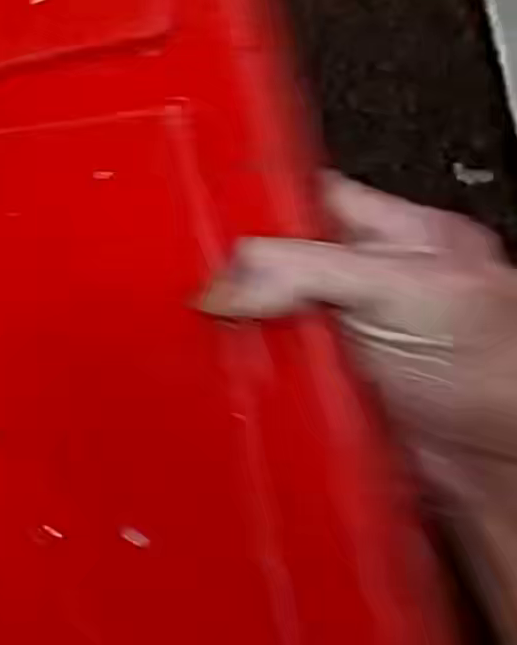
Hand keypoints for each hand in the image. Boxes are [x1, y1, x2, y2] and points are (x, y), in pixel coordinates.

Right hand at [201, 173, 516, 631]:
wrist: (500, 477)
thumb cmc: (503, 385)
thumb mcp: (413, 292)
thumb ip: (304, 267)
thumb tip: (213, 282)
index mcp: (388, 232)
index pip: (280, 188)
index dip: (230, 194)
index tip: (182, 208)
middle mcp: (346, 272)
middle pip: (241, 244)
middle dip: (208, 260)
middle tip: (184, 272)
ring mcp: (315, 318)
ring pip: (228, 295)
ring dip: (208, 311)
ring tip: (190, 316)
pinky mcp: (291, 360)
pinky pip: (228, 339)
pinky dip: (212, 346)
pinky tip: (204, 348)